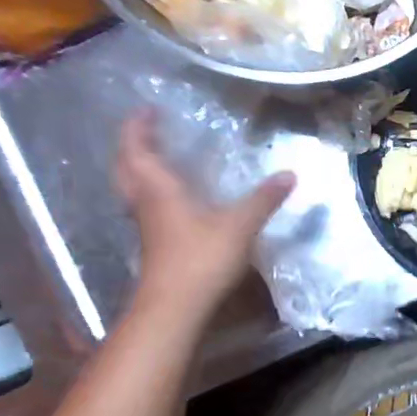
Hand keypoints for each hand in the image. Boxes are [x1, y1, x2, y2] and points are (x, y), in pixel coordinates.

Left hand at [115, 111, 294, 319]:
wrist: (175, 305)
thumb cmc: (201, 257)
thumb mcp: (239, 224)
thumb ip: (264, 199)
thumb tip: (290, 174)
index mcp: (158, 188)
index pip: (138, 148)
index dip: (138, 126)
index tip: (148, 109)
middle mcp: (146, 201)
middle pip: (126, 166)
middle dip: (133, 145)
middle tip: (149, 132)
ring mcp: (147, 224)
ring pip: (132, 187)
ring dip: (139, 168)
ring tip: (158, 158)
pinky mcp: (155, 242)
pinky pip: (146, 205)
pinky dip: (152, 191)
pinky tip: (173, 197)